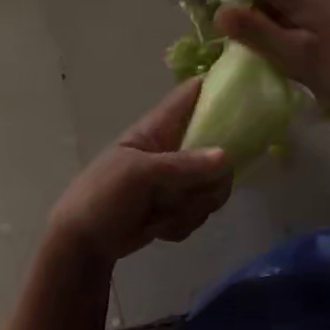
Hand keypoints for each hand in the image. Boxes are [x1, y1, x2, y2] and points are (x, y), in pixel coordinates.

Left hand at [48, 79, 232, 265]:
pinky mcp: (177, 207)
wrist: (85, 241)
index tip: (244, 93)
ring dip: (190, 207)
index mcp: (156, 130)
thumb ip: (181, 166)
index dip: (213, 88)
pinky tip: (157, 227)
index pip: (188, 98)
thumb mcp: (137, 175)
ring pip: (212, 187)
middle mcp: (171, 150)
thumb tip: (226, 156)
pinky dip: (181, 224)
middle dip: (208, 180)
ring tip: (161, 212)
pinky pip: (200, 212)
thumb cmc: (102, 195)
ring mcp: (176, 180)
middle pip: (216, 152)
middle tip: (190, 192)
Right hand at [214, 0, 329, 105]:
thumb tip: (217, 11)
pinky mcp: (319, 3)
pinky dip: (272, 19)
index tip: (217, 10)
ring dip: (255, 14)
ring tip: (265, 47)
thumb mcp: (292, 54)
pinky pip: (281, 2)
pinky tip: (286, 45)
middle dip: (236, 3)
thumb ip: (253, 30)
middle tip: (242, 40)